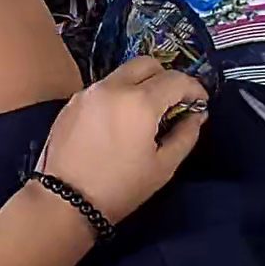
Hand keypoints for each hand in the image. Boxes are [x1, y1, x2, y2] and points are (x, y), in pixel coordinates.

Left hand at [37, 57, 207, 222]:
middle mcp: (113, 87)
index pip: (177, 79)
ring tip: (146, 114)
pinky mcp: (72, 102)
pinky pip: (104, 88)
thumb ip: (186, 135)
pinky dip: (119, 95)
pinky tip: (119, 122)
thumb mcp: (164, 167)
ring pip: (123, 73)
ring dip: (141, 85)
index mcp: (139, 102)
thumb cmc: (121, 188)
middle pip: (148, 64)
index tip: (200, 104)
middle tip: (173, 103)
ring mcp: (89, 91)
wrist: (64, 201)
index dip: (195, 89)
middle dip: (167, 78)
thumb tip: (196, 115)